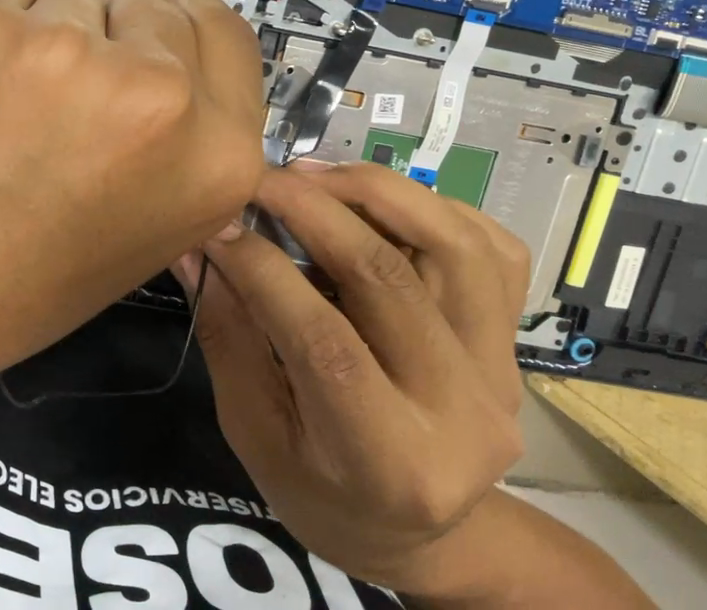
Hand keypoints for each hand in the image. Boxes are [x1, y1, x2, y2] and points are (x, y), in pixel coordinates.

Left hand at [0, 0, 265, 421]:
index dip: (180, 28)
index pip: (223, 33)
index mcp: (216, 155)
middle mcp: (156, 91)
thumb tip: (165, 62)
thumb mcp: (147, 227)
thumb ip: (176, 139)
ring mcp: (63, 49)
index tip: (148, 31)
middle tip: (61, 100)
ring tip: (6, 107)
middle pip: (148, 6)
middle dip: (110, 37)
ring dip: (45, 35)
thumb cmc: (23, 276)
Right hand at [183, 164, 530, 598]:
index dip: (262, 270)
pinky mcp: (514, 347)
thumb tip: (192, 245)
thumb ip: (228, 335)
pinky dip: (437, 209)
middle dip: (313, 210)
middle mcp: (461, 414)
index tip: (214, 225)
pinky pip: (494, 253)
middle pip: (390, 280)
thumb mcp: (252, 430)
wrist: (417, 532)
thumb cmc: (316, 492)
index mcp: (386, 459)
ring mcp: (501, 376)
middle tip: (258, 179)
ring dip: (381, 193)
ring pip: (458, 249)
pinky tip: (378, 201)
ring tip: (316, 173)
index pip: (323, 341)